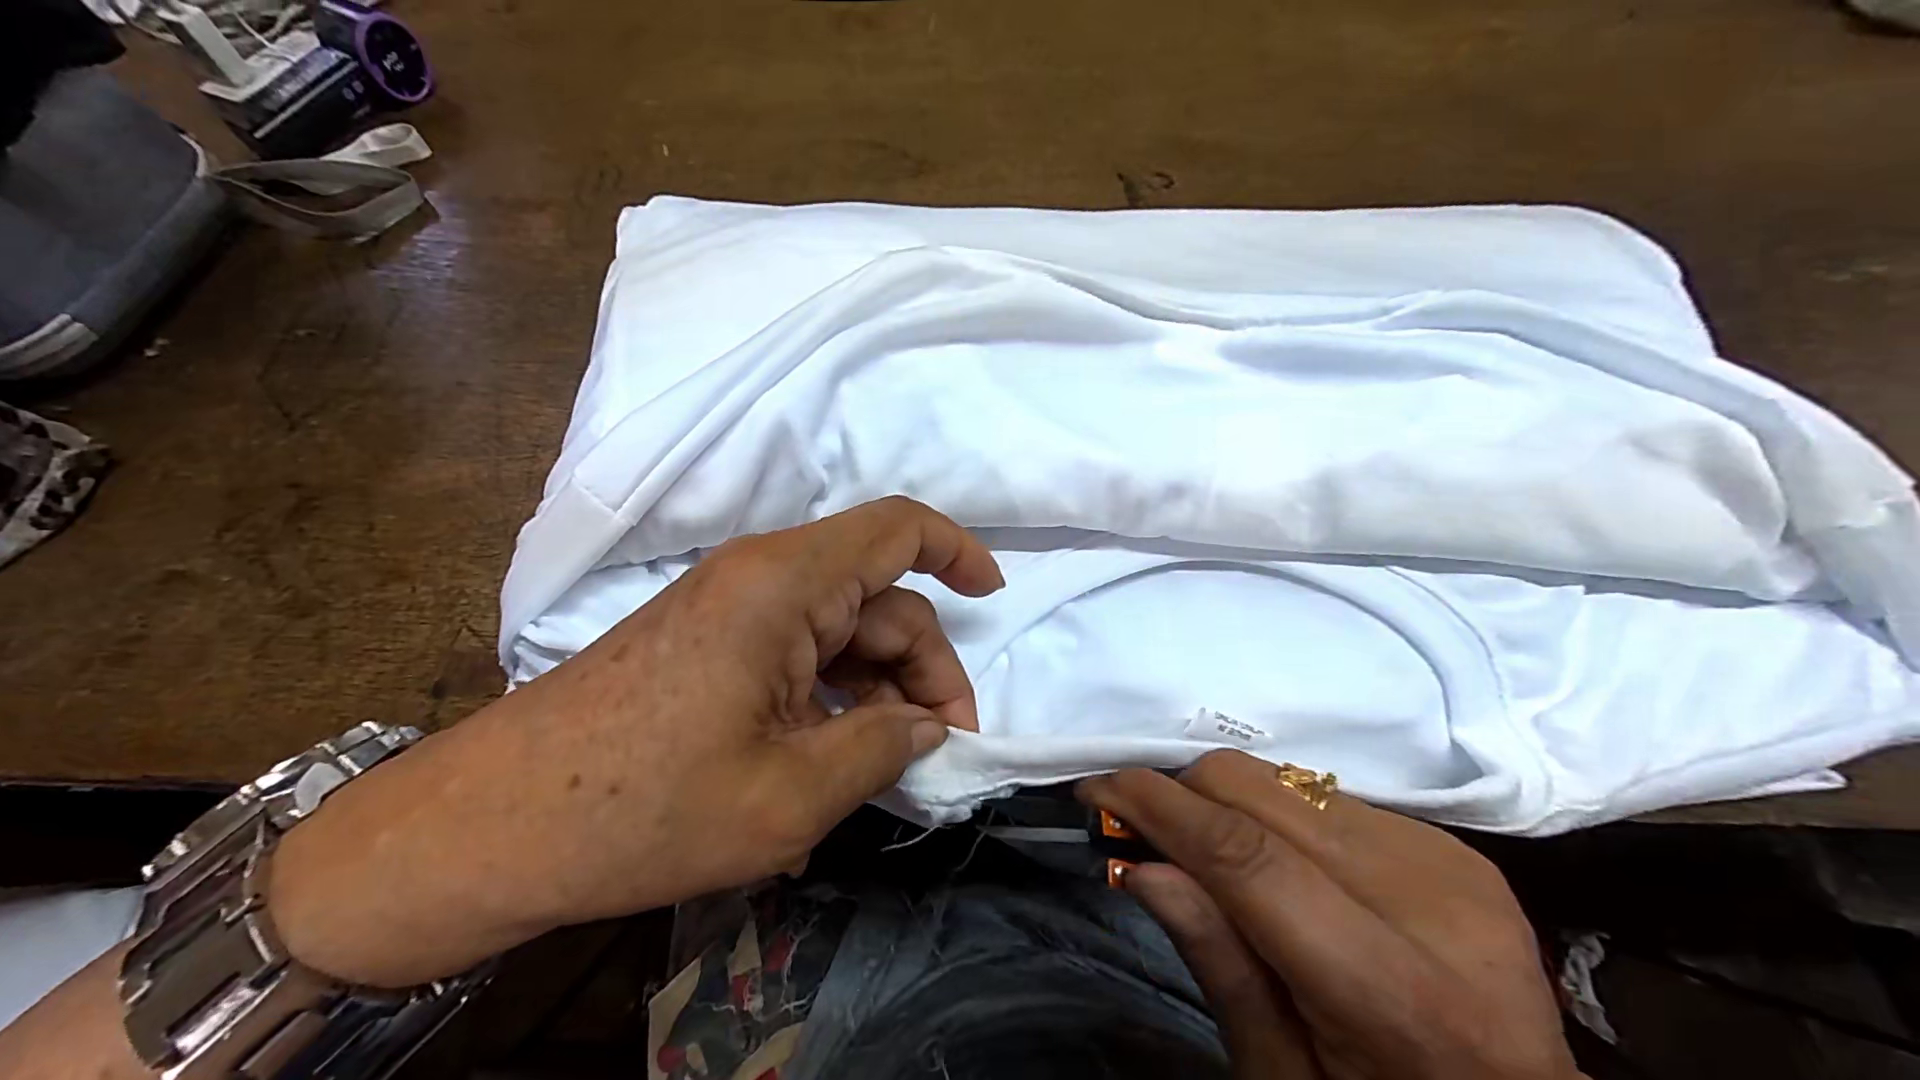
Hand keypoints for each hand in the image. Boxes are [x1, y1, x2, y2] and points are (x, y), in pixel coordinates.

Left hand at [270, 496, 1002, 985]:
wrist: (490, 827)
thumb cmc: (643, 809)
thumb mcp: (788, 795)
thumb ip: (880, 748)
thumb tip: (928, 725)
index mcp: (783, 585)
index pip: (896, 529)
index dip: (957, 550)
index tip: (993, 596)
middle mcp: (760, 579)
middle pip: (877, 598)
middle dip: (923, 666)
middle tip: (941, 744)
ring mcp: (731, 612)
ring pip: (839, 631)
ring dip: (878, 689)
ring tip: (889, 766)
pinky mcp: (711, 645)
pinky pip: (799, 654)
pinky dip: (833, 697)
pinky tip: (835, 760)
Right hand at [1078, 750, 1581, 1079]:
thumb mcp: (1286, 1079)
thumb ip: (1221, 967)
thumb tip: (1142, 866)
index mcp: (1399, 994)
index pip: (1249, 858)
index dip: (1161, 809)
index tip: (1096, 789)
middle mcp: (1432, 902)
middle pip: (1264, 792)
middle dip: (1182, 792)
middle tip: (1137, 825)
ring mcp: (1449, 860)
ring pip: (1286, 777)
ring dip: (1223, 799)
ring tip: (1201, 846)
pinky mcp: (1452, 843)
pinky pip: (1323, 792)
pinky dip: (1272, 810)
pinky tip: (1271, 857)